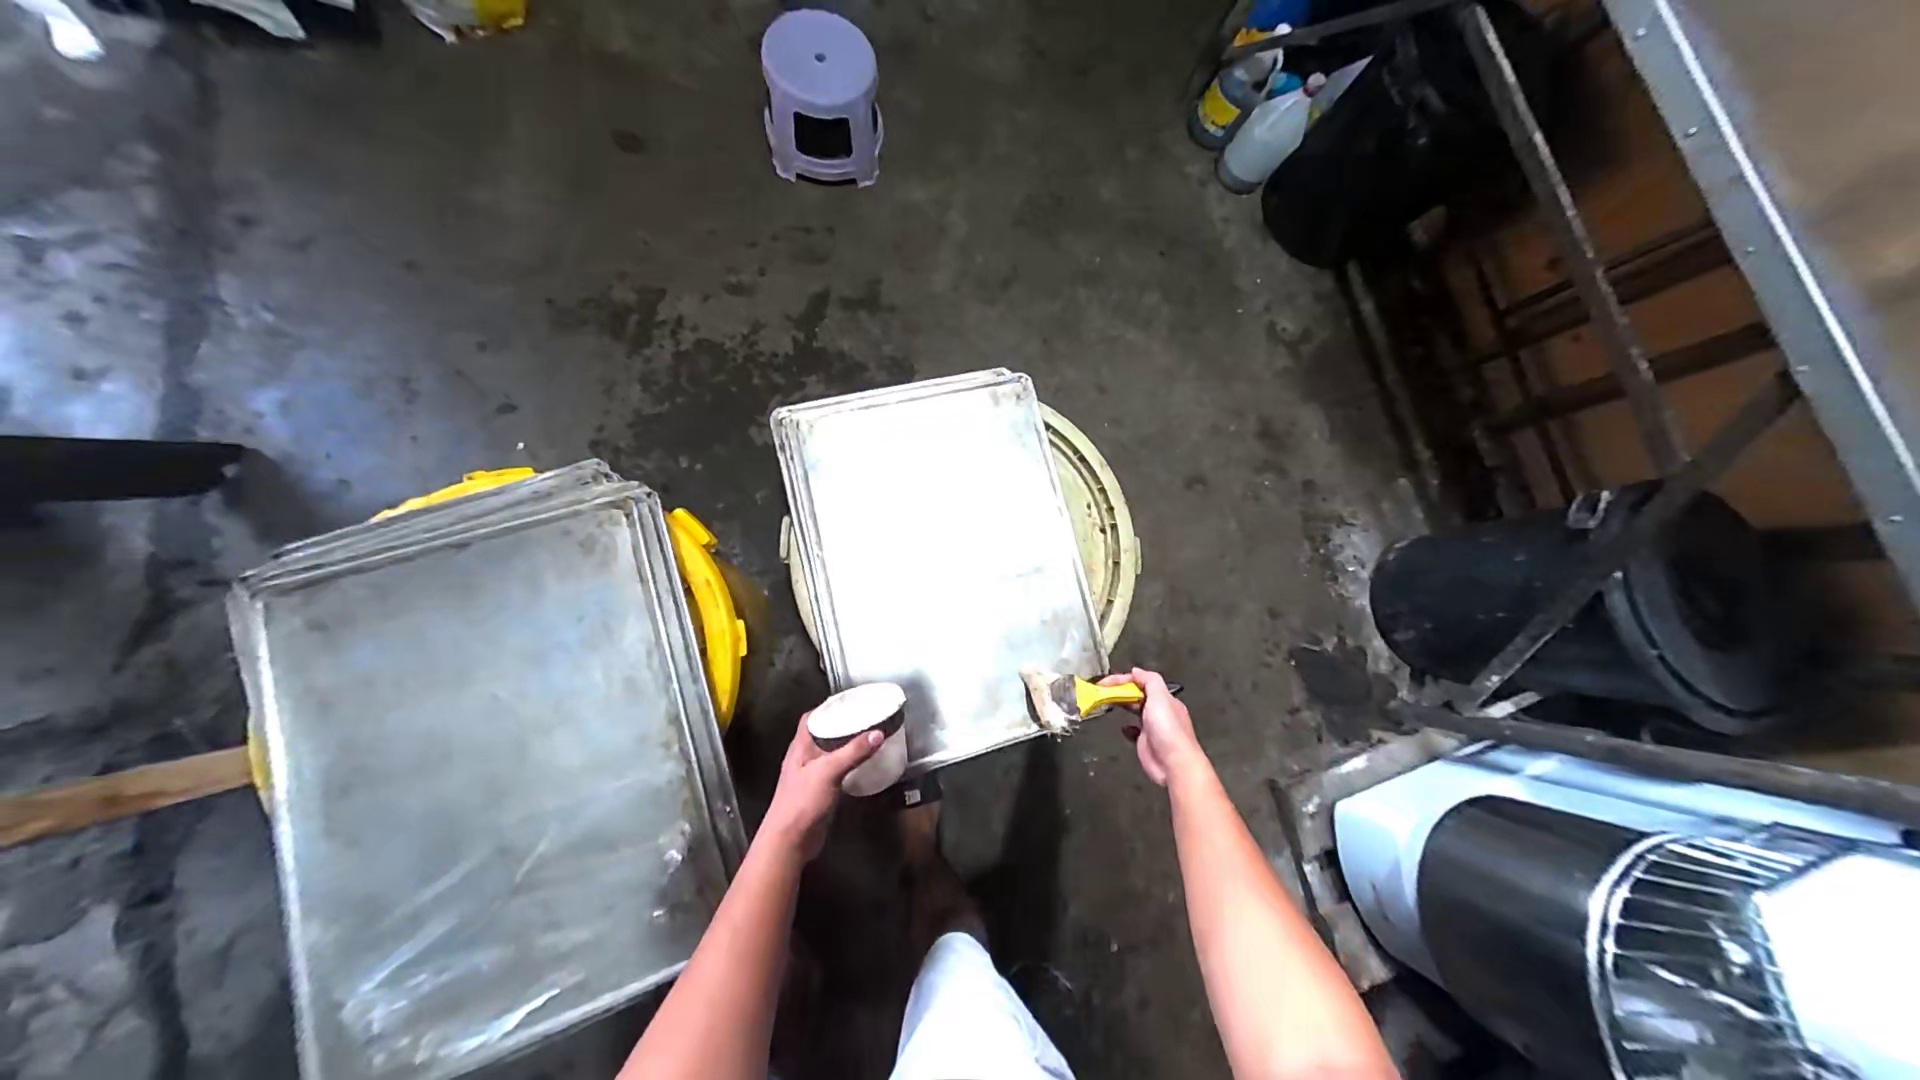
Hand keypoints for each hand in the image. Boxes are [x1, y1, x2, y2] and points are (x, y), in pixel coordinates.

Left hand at [759, 712, 883, 860]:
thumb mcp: (828, 771)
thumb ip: (853, 752)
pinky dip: (851, 765)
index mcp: (800, 747)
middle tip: (866, 717)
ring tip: (869, 736)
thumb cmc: (802, 801)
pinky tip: (865, 764)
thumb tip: (878, 732)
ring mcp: (812, 776)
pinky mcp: (821, 792)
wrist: (790, 841)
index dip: (828, 707)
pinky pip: (838, 771)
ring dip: (848, 745)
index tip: (850, 701)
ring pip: (832, 753)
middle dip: (843, 725)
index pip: (811, 718)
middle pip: (823, 734)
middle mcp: (805, 758)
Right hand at [1101, 668, 1202, 786]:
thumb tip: (1136, 671)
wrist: (1174, 764)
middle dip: (1121, 691)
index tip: (1105, 683)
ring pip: (1135, 710)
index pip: (1142, 683)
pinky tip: (1122, 728)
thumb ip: (1149, 680)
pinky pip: (1134, 731)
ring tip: (1108, 703)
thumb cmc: (1168, 731)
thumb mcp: (1160, 697)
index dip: (1123, 680)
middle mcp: (1160, 712)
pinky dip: (1126, 727)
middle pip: (1137, 695)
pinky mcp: (1146, 743)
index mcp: (1165, 699)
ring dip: (1122, 705)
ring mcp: (1153, 728)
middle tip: (1103, 691)